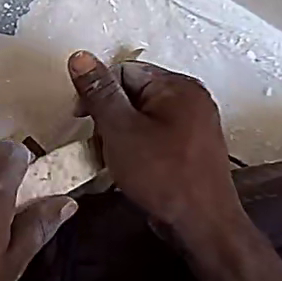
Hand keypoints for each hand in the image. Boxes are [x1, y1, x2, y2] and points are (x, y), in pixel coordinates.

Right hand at [67, 50, 245, 243]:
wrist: (200, 224)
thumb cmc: (161, 174)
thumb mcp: (119, 129)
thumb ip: (98, 91)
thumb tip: (80, 57)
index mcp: (178, 88)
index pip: (122, 71)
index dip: (96, 92)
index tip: (83, 119)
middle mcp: (190, 99)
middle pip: (129, 92)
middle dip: (106, 115)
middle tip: (100, 141)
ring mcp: (192, 123)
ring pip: (136, 114)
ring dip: (116, 133)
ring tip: (113, 156)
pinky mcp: (188, 145)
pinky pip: (149, 131)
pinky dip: (132, 144)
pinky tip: (127, 164)